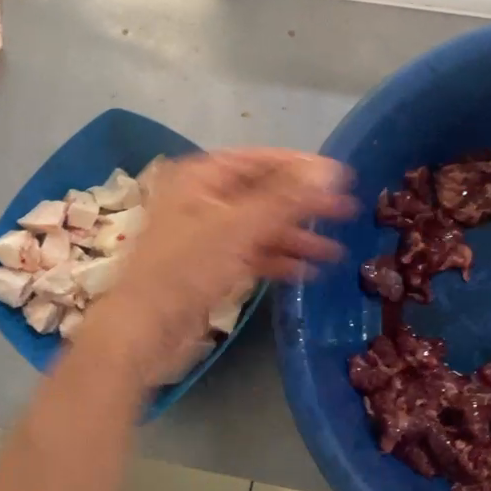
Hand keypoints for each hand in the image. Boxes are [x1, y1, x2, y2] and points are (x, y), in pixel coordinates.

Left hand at [81, 149, 355, 375]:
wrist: (144, 330)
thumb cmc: (186, 269)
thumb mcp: (239, 227)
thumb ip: (287, 198)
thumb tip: (330, 170)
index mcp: (199, 177)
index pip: (258, 160)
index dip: (299, 167)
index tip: (339, 176)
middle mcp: (201, 200)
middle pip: (262, 194)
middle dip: (303, 205)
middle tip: (346, 212)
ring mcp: (205, 236)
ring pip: (259, 228)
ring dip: (296, 237)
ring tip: (335, 250)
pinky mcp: (210, 269)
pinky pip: (251, 255)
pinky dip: (278, 260)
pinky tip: (308, 271)